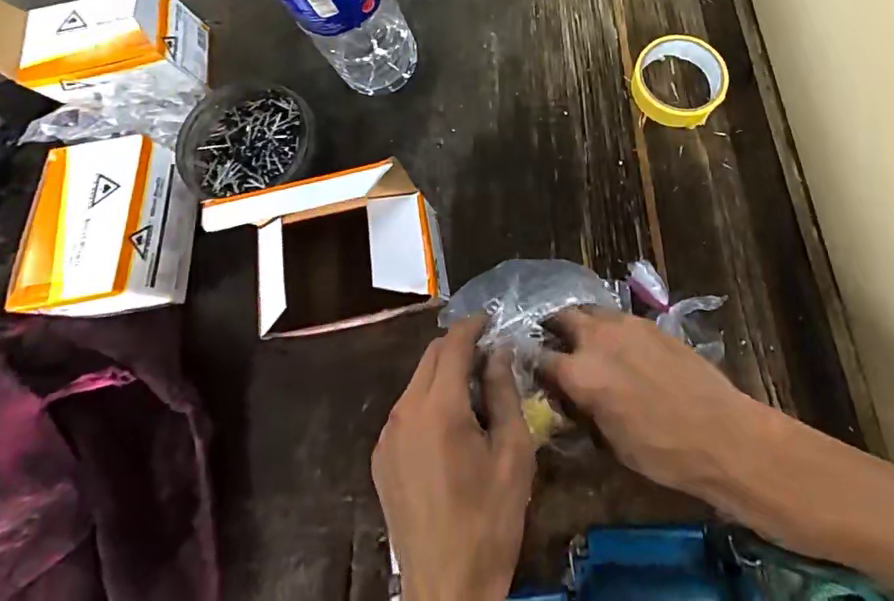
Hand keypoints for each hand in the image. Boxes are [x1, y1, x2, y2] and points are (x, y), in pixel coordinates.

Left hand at [373, 316, 536, 600]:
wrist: (446, 587)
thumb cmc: (489, 520)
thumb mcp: (513, 455)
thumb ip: (505, 394)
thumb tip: (499, 352)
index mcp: (439, 407)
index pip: (452, 345)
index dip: (472, 326)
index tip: (491, 319)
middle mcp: (404, 411)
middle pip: (430, 358)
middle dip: (458, 348)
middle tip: (489, 355)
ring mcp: (387, 435)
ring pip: (417, 383)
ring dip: (443, 376)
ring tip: (474, 394)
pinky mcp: (381, 458)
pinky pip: (406, 412)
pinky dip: (428, 403)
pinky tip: (450, 428)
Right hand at [540, 306, 766, 498]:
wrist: (722, 433)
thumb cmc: (663, 452)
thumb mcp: (610, 442)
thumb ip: (583, 408)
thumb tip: (572, 396)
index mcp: (580, 374)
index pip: (539, 358)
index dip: (532, 363)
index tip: (532, 368)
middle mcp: (596, 339)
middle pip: (561, 318)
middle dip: (553, 329)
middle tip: (555, 344)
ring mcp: (625, 325)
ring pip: (590, 311)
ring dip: (583, 324)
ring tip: (588, 342)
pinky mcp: (650, 323)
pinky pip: (619, 318)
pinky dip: (611, 328)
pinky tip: (621, 347)